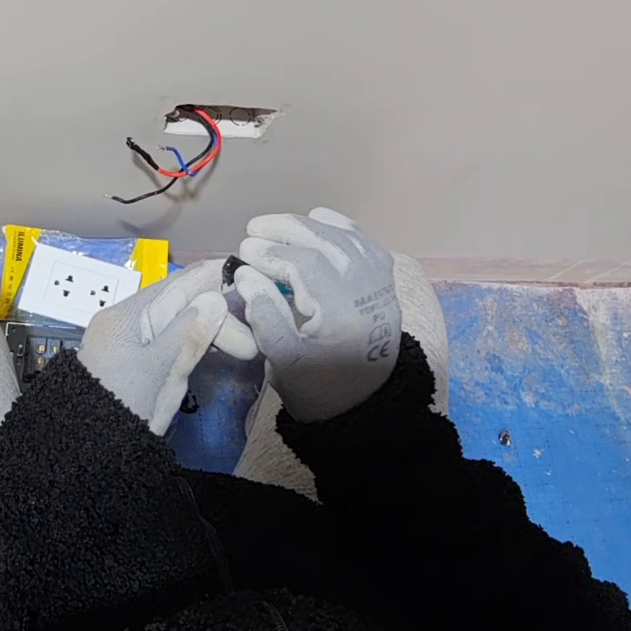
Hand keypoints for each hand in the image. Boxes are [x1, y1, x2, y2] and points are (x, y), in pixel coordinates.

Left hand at [79, 260, 255, 433]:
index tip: (241, 273)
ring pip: (177, 328)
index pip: (176, 286)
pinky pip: (170, 347)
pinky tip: (212, 352)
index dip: (209, 279)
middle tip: (250, 345)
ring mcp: (130, 346)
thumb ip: (187, 334)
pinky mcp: (135, 367)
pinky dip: (193, 348)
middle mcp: (127, 324)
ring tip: (241, 348)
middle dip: (216, 319)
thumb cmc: (119, 408)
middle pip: (179, 308)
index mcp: (127, 316)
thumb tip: (214, 298)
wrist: (82, 456)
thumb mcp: (158, 371)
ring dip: (208, 333)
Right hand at [235, 207, 400, 421]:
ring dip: (312, 226)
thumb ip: (264, 315)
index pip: (305, 265)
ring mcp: (381, 290)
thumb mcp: (283, 361)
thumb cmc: (319, 389)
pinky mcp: (385, 289)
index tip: (244, 251)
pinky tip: (321, 221)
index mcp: (341, 316)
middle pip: (329, 243)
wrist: (365, 410)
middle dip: (288, 230)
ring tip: (279, 224)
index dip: (272, 253)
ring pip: (349, 240)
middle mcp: (367, 296)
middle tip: (254, 228)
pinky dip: (344, 229)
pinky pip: (369, 246)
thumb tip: (246, 273)